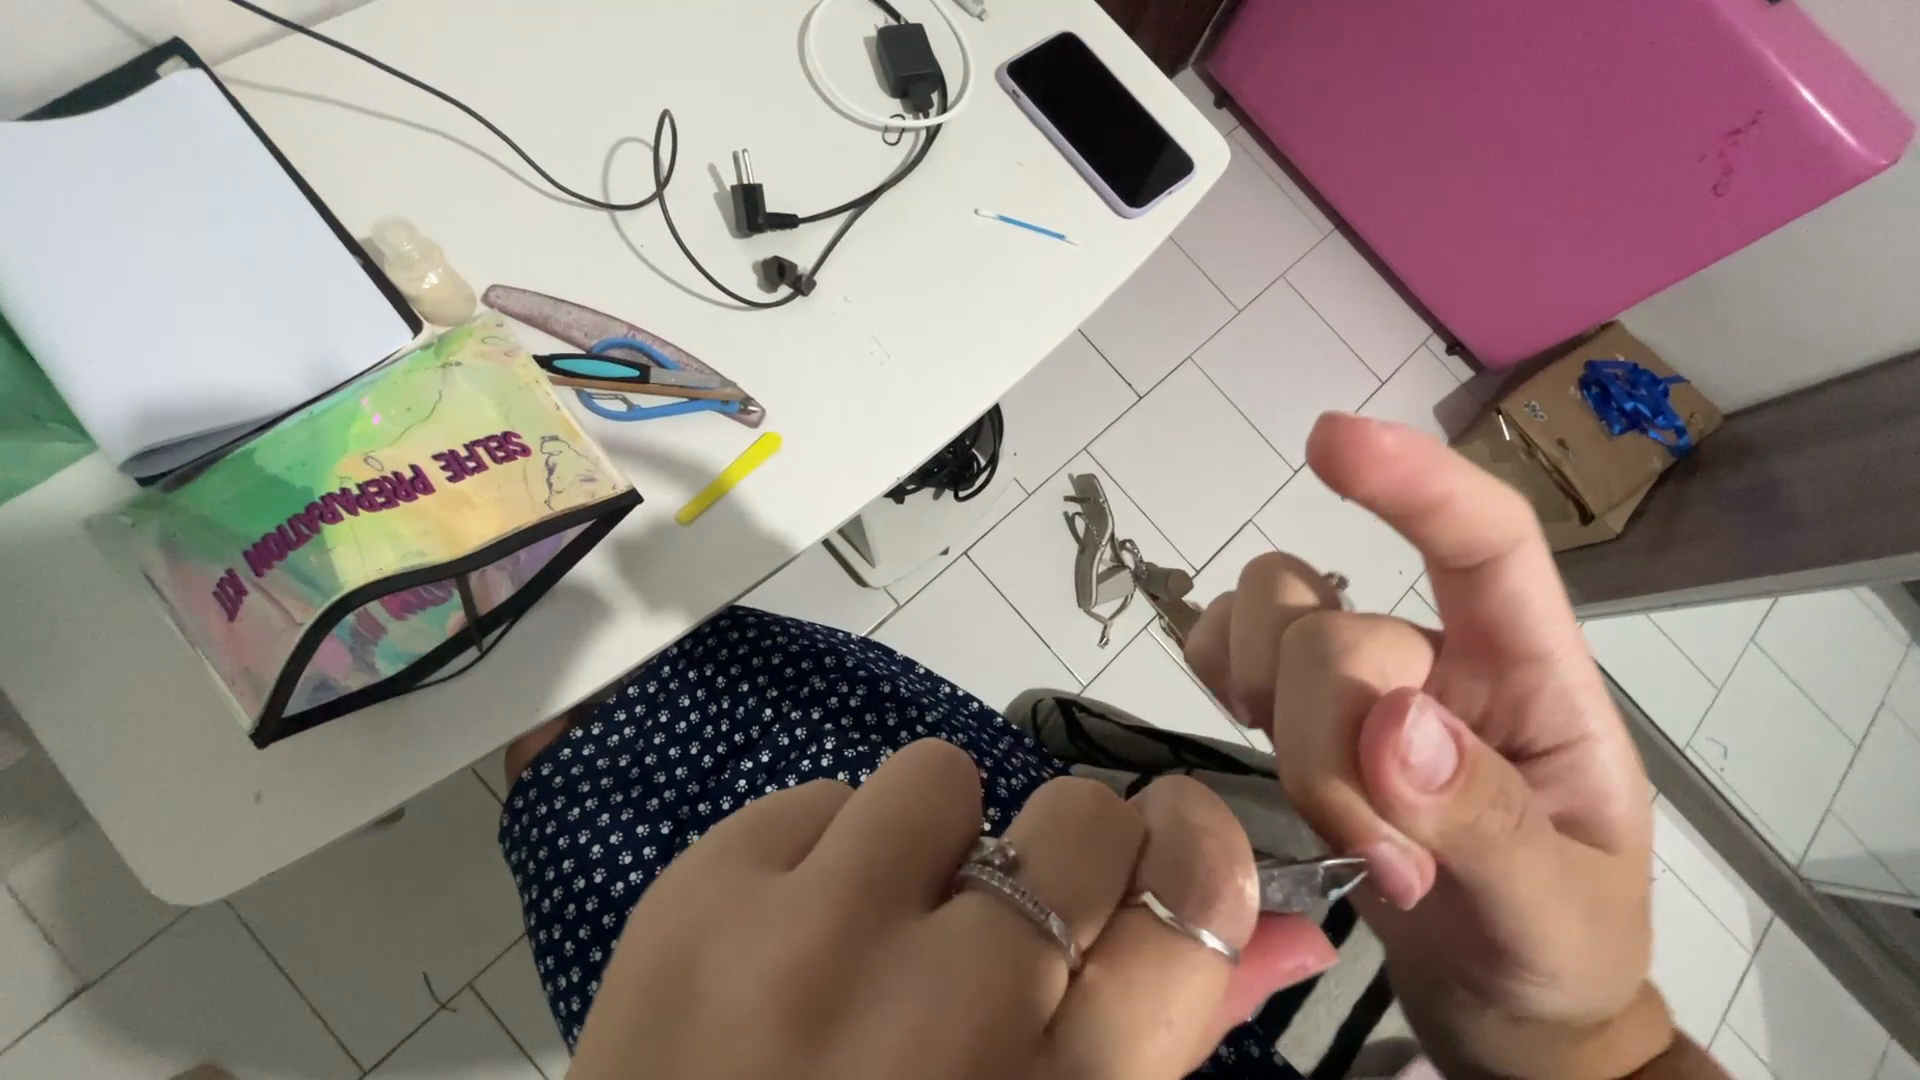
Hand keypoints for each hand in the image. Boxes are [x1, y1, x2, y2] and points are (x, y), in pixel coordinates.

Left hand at [567, 740, 1337, 1079]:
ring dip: (930, 841)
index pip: (1186, 918)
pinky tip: (779, 946)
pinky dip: (821, 855)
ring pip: (941, 776)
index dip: (1198, 853)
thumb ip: (1167, 1031)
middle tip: (999, 922)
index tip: (1176, 835)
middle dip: (1064, 854)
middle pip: (1077, 824)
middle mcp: (937, 1026)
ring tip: (874, 933)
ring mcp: (801, 949)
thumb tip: (1278, 924)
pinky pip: (820, 795)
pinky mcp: (696, 895)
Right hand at [1184, 414, 1672, 1078]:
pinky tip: (1248, 730)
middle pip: (1327, 620)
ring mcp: (1347, 676)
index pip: (1482, 541)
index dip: (1413, 482)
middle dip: (1321, 738)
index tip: (1329, 440)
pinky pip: (1220, 644)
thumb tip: (1390, 725)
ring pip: (1263, 615)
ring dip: (1266, 708)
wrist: (1495, 997)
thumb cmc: (1553, 944)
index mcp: (1526, 674)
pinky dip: (1217, 673)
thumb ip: (1485, 821)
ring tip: (1326, 813)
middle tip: (1374, 853)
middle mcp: (1427, 651)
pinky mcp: (1285, 705)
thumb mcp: (1555, 907)